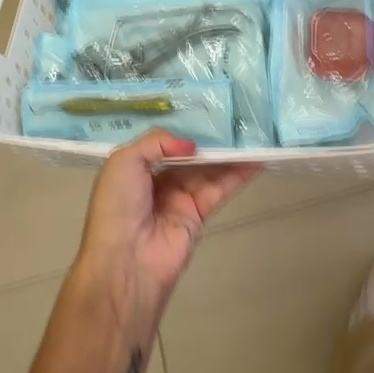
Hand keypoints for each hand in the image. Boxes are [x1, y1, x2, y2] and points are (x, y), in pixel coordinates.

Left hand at [74, 132, 261, 333]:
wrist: (127, 259)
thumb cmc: (118, 205)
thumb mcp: (124, 161)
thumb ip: (157, 142)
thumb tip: (191, 146)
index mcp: (135, 168)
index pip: (163, 144)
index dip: (183, 131)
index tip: (204, 112)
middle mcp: (158, 182)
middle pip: (189, 157)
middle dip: (209, 141)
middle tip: (236, 120)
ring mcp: (179, 199)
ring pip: (208, 170)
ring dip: (228, 155)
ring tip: (252, 136)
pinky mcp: (198, 216)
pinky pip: (219, 189)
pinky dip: (237, 175)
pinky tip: (255, 161)